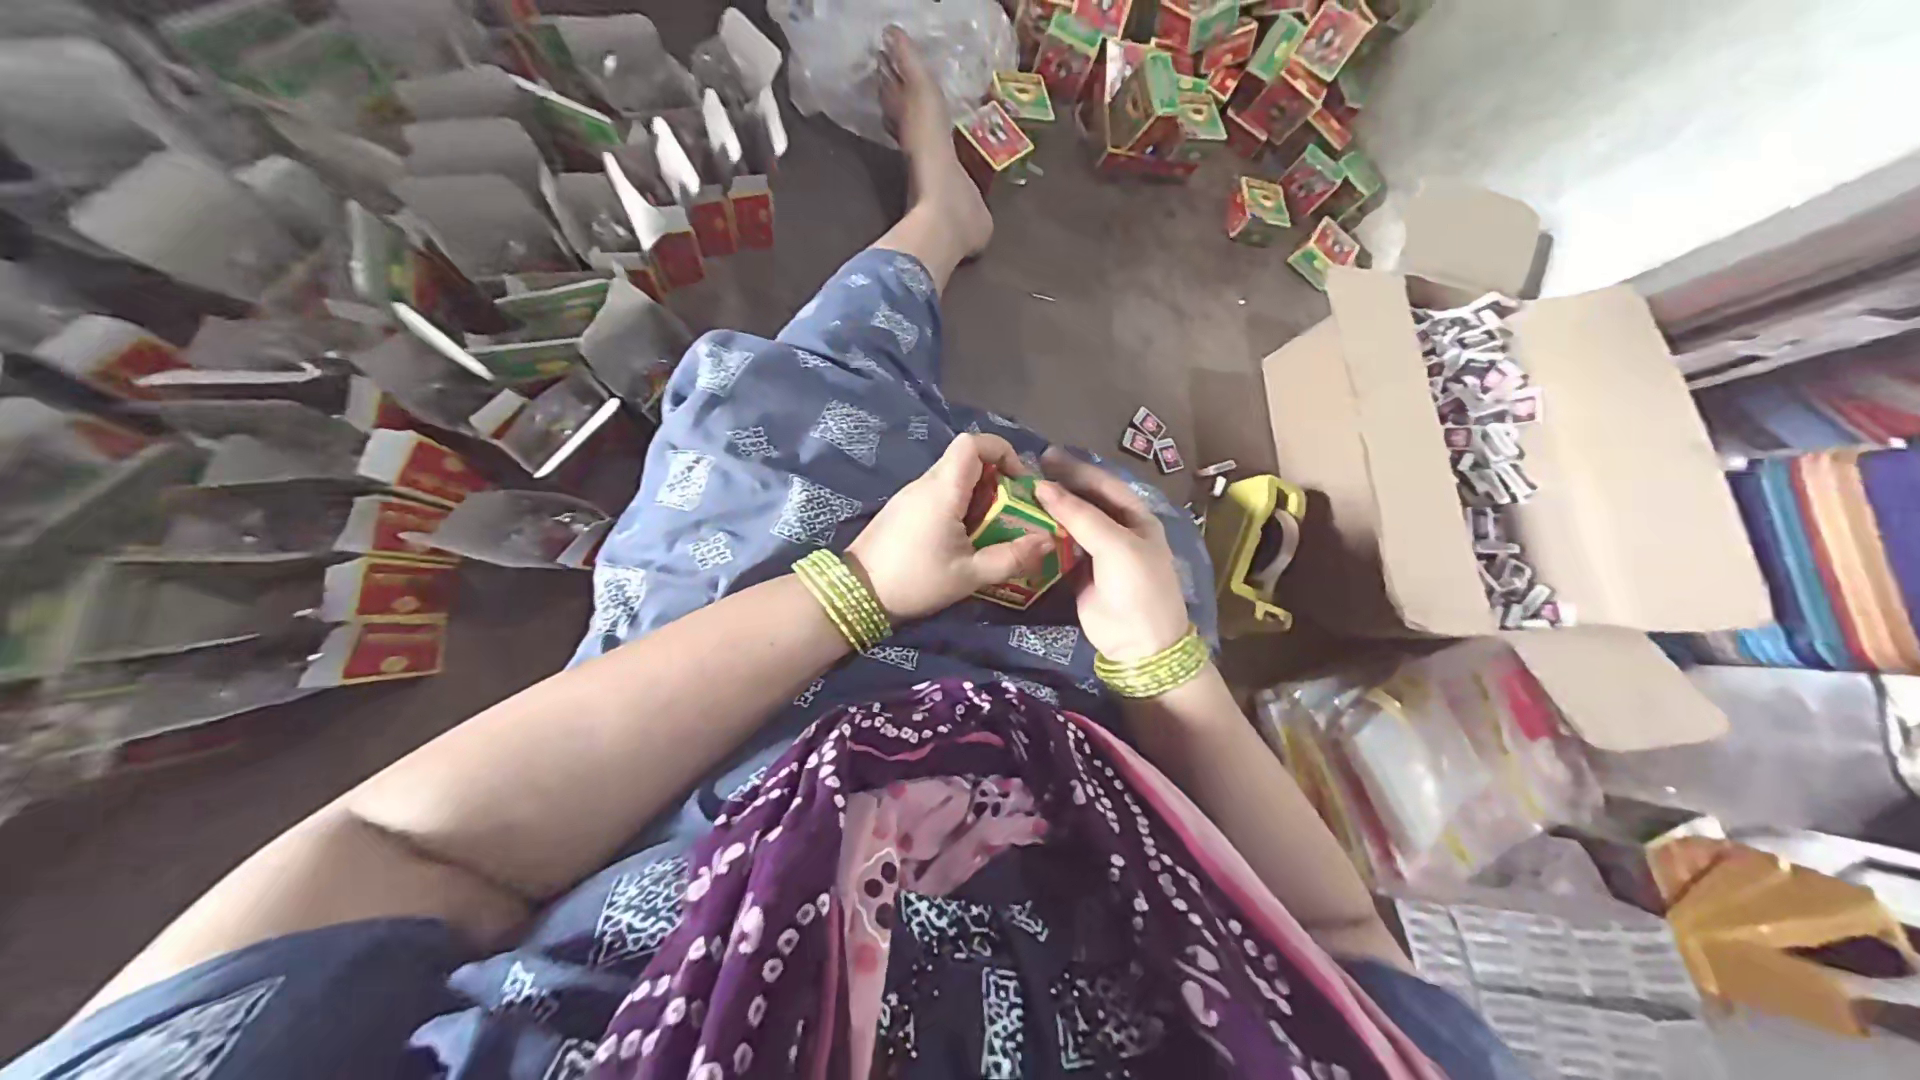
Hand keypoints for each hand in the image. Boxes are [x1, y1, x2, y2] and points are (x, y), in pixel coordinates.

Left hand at [846, 433, 1052, 620]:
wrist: (857, 593)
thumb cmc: (916, 581)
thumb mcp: (970, 575)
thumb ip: (1012, 557)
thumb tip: (1048, 540)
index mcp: (943, 490)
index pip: (973, 443)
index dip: (1002, 451)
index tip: (1019, 482)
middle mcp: (926, 483)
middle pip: (966, 459)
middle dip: (996, 479)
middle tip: (1012, 512)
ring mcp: (910, 495)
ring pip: (953, 477)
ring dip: (978, 495)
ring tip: (991, 529)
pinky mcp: (902, 509)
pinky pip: (938, 493)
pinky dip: (959, 505)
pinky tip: (963, 538)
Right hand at [1034, 449, 1191, 661]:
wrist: (1139, 643)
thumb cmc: (1137, 587)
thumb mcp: (1115, 545)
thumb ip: (1079, 515)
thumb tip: (1042, 486)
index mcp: (1135, 517)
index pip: (1103, 484)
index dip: (1076, 469)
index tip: (1045, 456)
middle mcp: (1117, 530)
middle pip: (1085, 501)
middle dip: (1060, 486)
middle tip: (1027, 473)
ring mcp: (1098, 553)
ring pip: (1070, 523)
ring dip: (1049, 511)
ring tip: (1020, 495)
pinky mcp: (1080, 573)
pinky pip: (1060, 548)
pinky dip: (1044, 536)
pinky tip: (1025, 526)